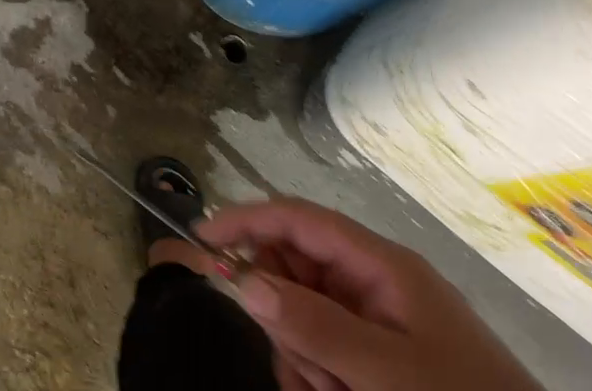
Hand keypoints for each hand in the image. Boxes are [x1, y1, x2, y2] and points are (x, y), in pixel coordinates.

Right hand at [185, 197, 540, 390]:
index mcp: (382, 266)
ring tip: (331, 390)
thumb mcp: (389, 372)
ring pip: (296, 312)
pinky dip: (313, 372)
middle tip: (304, 363)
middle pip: (292, 268)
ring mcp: (373, 319)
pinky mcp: (373, 352)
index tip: (202, 239)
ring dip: (300, 354)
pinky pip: (315, 345)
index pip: (299, 219)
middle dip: (282, 313)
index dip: (247, 219)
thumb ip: (317, 326)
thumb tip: (245, 281)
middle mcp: (372, 282)